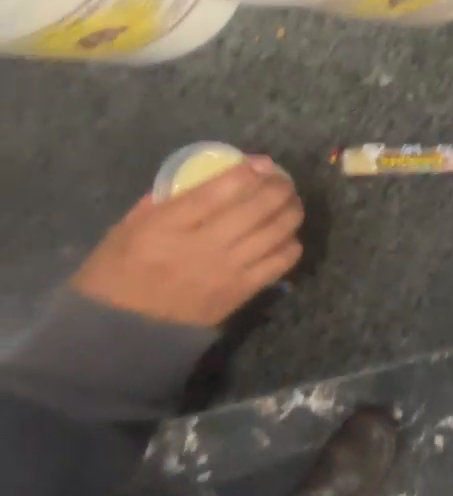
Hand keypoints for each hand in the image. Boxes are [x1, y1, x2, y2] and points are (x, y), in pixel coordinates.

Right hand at [71, 159, 302, 327]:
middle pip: (259, 207)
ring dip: (292, 210)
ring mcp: (229, 269)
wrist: (122, 331)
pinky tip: (286, 234)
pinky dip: (292, 242)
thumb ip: (165, 203)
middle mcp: (202, 246)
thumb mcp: (126, 231)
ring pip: (278, 230)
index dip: (247, 173)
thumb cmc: (117, 274)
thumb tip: (209, 176)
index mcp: (165, 228)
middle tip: (283, 181)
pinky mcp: (246, 289)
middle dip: (279, 187)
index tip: (261, 164)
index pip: (219, 192)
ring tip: (290, 202)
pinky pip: (284, 259)